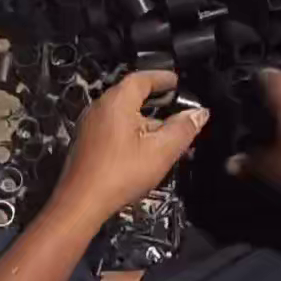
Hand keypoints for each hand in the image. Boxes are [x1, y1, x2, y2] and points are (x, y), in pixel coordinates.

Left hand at [51, 70, 207, 221]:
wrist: (81, 203)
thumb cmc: (121, 174)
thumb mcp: (161, 151)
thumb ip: (183, 129)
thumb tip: (199, 113)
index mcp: (117, 102)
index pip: (142, 79)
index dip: (162, 78)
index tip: (176, 81)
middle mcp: (99, 109)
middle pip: (131, 97)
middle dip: (156, 104)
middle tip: (176, 110)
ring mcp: (89, 127)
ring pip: (122, 117)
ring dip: (144, 123)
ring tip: (165, 136)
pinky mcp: (85, 145)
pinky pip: (112, 131)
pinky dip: (130, 134)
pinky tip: (143, 152)